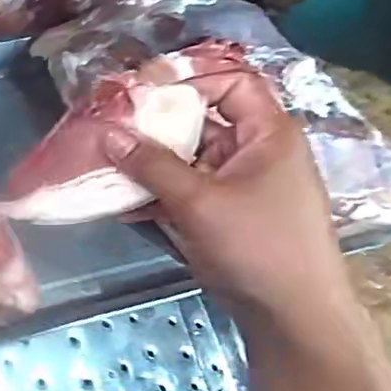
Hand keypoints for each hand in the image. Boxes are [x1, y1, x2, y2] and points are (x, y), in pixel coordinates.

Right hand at [103, 68, 355, 333]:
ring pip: (183, 157)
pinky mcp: (218, 210)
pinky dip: (150, 191)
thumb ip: (151, 165)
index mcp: (267, 135)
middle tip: (106, 128)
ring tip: (101, 165)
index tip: (136, 92)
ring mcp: (235, 182)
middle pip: (199, 121)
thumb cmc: (256, 245)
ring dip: (144, 162)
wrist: (289, 309)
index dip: (187, 81)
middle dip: (151, 125)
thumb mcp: (198, 201)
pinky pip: (178, 188)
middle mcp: (252, 151)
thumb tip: (107, 134)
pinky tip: (118, 202)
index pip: (231, 84)